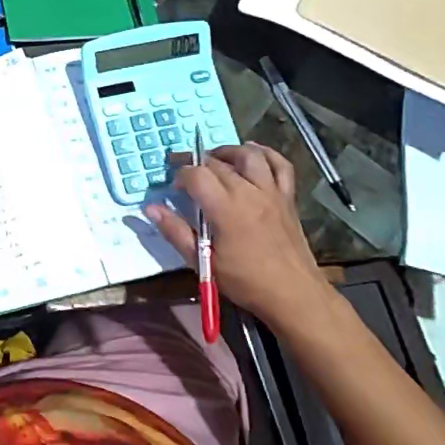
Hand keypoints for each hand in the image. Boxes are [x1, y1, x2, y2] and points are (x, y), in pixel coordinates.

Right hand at [144, 144, 331, 327]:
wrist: (292, 292)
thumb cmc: (246, 282)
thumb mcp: (204, 262)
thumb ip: (176, 232)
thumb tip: (152, 209)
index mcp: (226, 209)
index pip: (197, 175)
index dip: (181, 175)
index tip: (175, 187)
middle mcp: (249, 192)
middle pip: (219, 163)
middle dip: (198, 163)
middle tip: (188, 176)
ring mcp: (271, 191)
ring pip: (249, 155)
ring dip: (229, 152)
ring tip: (215, 160)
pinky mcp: (287, 197)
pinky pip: (280, 164)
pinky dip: (266, 153)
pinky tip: (253, 153)